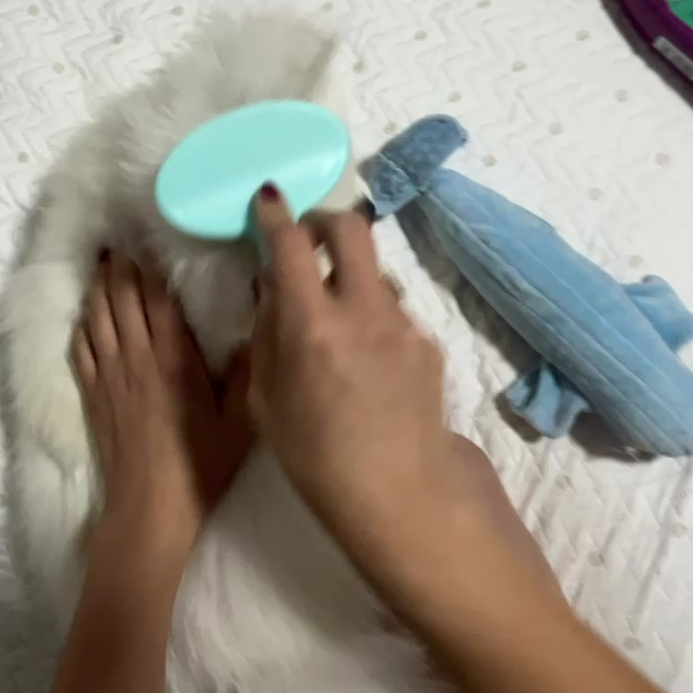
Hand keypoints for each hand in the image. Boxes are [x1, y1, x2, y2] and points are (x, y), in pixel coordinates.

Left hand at [71, 252, 253, 559]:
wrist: (149, 509)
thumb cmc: (200, 466)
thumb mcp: (239, 421)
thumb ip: (245, 373)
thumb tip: (255, 328)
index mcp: (174, 360)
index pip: (158, 300)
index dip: (151, 268)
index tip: (147, 241)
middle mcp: (137, 359)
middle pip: (123, 300)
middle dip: (120, 267)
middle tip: (118, 240)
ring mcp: (109, 376)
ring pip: (98, 318)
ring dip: (99, 287)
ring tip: (101, 262)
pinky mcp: (92, 396)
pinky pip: (80, 349)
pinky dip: (81, 325)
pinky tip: (83, 314)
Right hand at [245, 187, 501, 589]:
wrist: (401, 494)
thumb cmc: (316, 458)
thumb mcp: (266, 401)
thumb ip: (265, 335)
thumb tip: (270, 288)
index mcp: (312, 326)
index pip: (292, 244)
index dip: (275, 213)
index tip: (267, 199)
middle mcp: (362, 311)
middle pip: (352, 228)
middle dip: (323, 220)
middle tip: (306, 238)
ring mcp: (403, 323)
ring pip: (373, 271)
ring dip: (348, 278)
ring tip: (335, 323)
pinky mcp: (427, 340)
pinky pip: (391, 309)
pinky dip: (370, 315)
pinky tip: (365, 361)